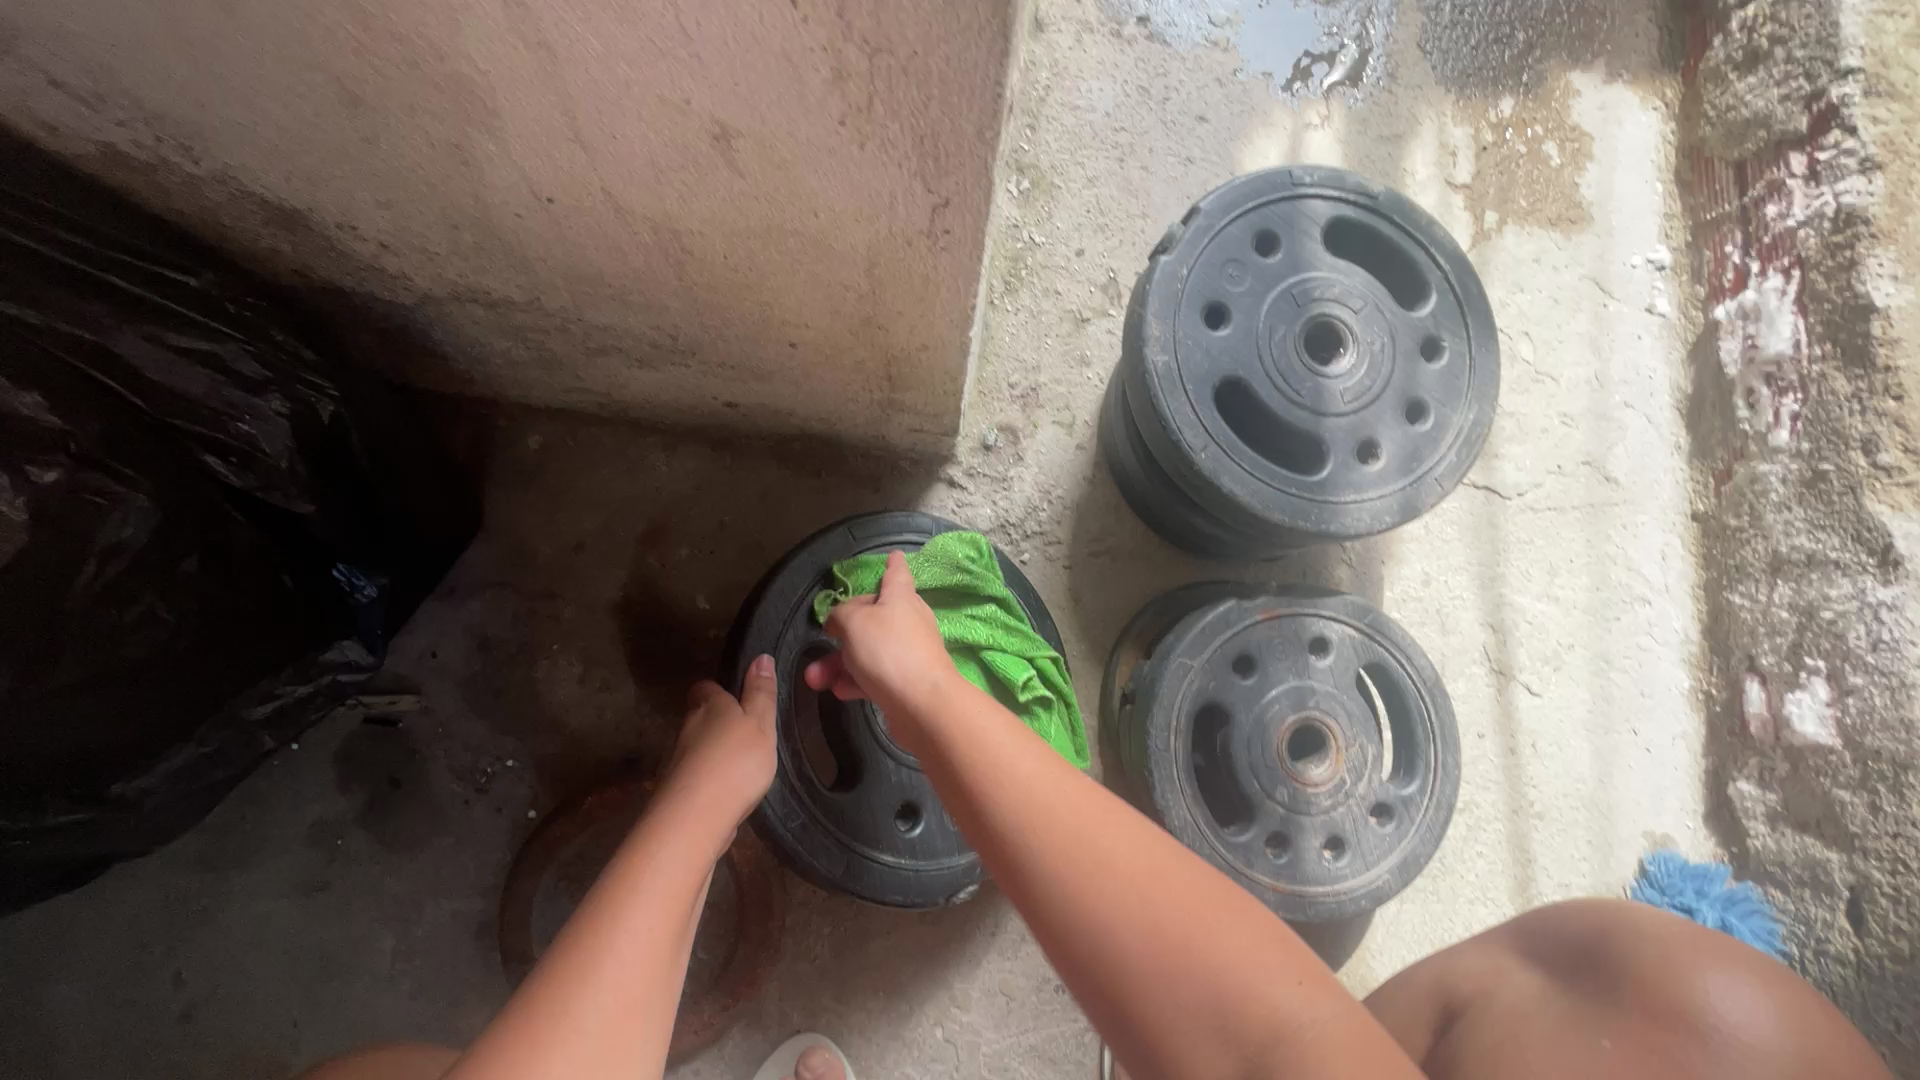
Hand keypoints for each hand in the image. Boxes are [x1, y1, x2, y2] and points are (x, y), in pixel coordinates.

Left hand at [665, 655, 777, 826]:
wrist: (695, 817)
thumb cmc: (735, 761)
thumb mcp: (760, 723)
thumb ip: (761, 693)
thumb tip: (760, 657)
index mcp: (709, 706)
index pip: (706, 687)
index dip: (720, 689)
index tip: (738, 696)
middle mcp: (688, 727)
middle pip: (700, 716)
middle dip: (718, 720)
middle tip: (745, 730)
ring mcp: (679, 760)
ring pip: (697, 746)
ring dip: (714, 750)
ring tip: (740, 762)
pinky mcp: (678, 789)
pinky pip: (696, 774)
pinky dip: (710, 776)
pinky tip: (727, 788)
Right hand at [802, 551, 958, 725]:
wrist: (922, 703)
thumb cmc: (888, 650)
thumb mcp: (854, 621)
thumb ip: (841, 614)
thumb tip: (840, 620)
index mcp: (900, 597)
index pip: (896, 574)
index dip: (893, 565)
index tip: (895, 555)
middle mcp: (908, 621)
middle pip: (872, 618)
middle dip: (842, 632)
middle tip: (823, 641)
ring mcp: (908, 653)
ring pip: (868, 651)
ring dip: (840, 663)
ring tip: (815, 678)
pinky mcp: (905, 683)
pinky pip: (874, 676)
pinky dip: (855, 681)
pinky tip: (840, 691)